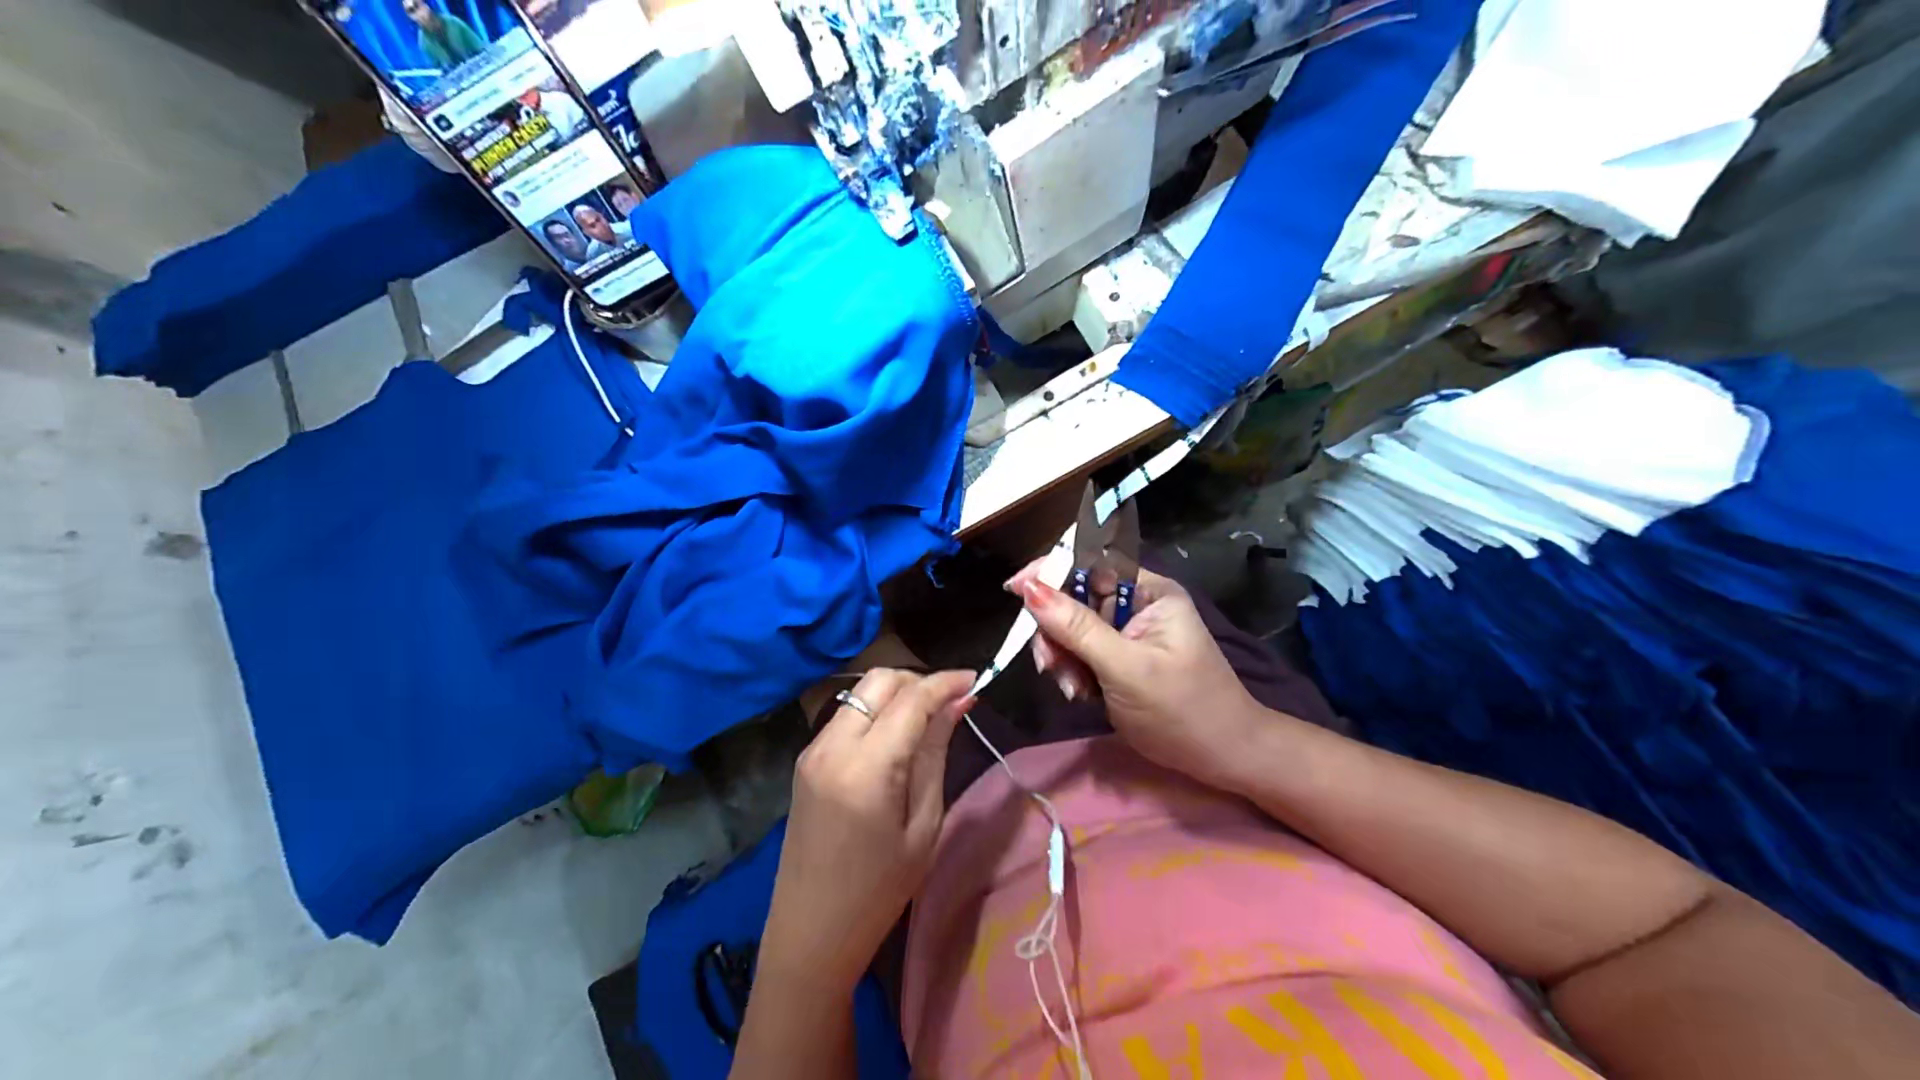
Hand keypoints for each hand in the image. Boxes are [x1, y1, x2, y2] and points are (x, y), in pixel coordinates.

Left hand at [759, 668, 974, 990]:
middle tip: (951, 703)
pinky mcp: (806, 759)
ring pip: (861, 692)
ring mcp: (813, 749)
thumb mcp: (923, 826)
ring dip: (897, 693)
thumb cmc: (879, 891)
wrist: (810, 930)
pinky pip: (846, 715)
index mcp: (866, 767)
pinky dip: (876, 712)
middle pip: (880, 679)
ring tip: (929, 718)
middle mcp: (832, 745)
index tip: (978, 679)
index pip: (911, 698)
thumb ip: (935, 754)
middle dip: (920, 679)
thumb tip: (957, 704)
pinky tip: (897, 737)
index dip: (947, 682)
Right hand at [1008, 565, 1263, 790]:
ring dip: (1062, 657)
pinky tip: (1081, 695)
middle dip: (1055, 631)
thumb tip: (1029, 588)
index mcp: (1150, 591)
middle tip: (1049, 666)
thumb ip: (1077, 627)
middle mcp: (1137, 604)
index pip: (1091, 562)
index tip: (1015, 590)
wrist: (1223, 759)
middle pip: (1074, 597)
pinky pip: (1079, 652)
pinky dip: (1072, 672)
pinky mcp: (1118, 659)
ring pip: (1071, 628)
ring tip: (1073, 691)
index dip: (1050, 570)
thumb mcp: (1126, 668)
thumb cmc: (1182, 710)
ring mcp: (1126, 632)